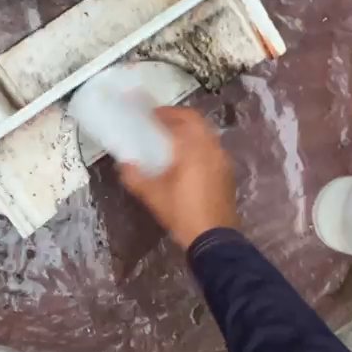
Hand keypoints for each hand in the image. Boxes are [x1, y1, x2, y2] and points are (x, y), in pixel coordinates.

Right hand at [116, 106, 238, 247]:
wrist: (213, 238)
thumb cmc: (182, 213)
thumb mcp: (153, 196)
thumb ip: (135, 176)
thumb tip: (124, 164)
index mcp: (194, 148)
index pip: (182, 118)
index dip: (166, 112)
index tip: (151, 114)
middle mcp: (212, 149)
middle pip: (197, 123)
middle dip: (179, 119)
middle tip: (162, 123)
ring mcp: (223, 161)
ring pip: (207, 136)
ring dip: (191, 132)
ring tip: (173, 139)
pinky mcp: (227, 174)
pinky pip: (212, 150)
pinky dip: (199, 146)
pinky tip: (188, 159)